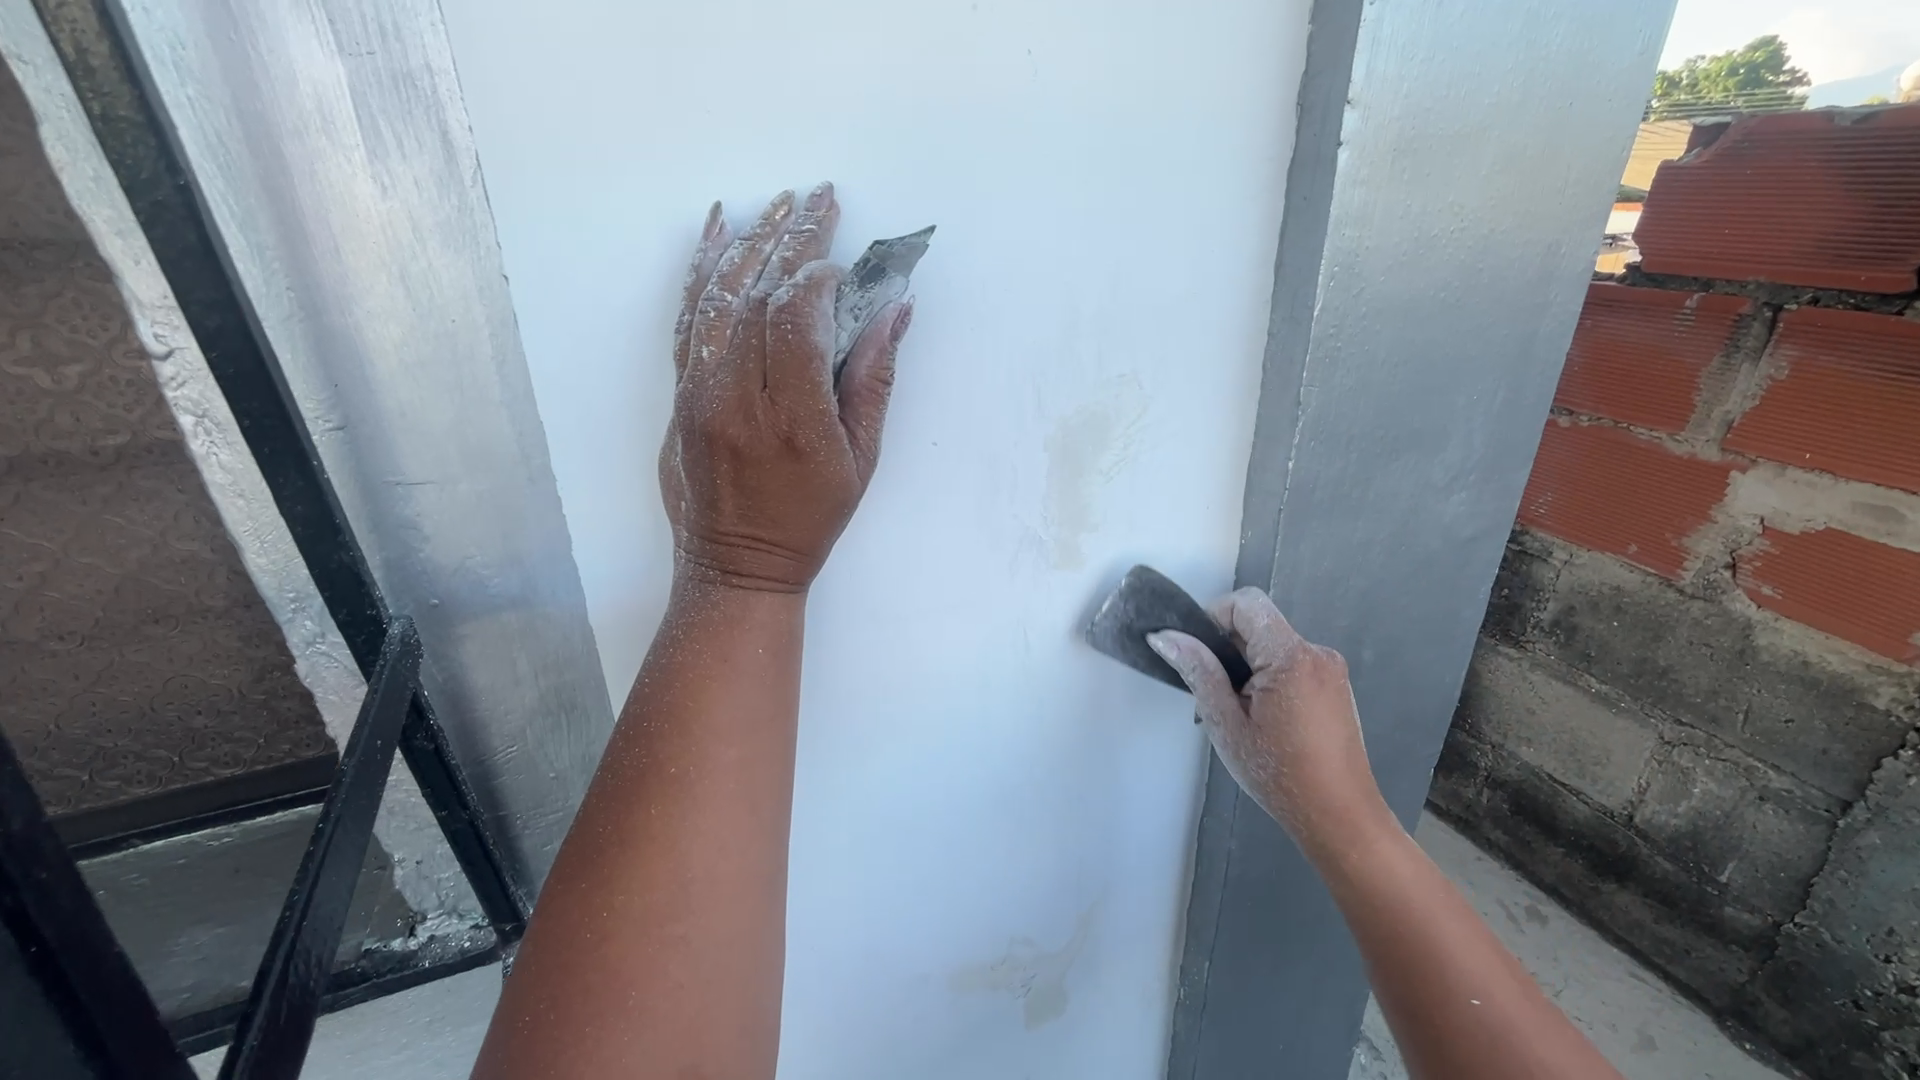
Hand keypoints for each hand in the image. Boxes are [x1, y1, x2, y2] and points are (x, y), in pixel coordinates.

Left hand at [658, 185, 912, 592]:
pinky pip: (687, 320)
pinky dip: (702, 272)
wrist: (737, 562)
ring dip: (748, 243)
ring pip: (717, 298)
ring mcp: (699, 394)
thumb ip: (873, 381)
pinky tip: (717, 234)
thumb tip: (894, 311)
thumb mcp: (861, 459)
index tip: (842, 262)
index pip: (796, 318)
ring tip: (776, 203)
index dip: (819, 276)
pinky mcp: (679, 395)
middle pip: (756, 295)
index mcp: (792, 418)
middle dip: (790, 239)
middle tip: (817, 198)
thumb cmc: (810, 518)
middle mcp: (737, 398)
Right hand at [1147, 589, 1394, 861]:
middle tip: (1213, 697)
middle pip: (1258, 625)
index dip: (1213, 617)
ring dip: (1246, 668)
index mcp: (1291, 656)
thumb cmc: (1278, 773)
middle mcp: (1316, 653)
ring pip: (1272, 647)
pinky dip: (1268, 680)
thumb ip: (1197, 671)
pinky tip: (1263, 722)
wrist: (1340, 817)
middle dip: (1228, 650)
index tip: (1197, 654)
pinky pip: (1290, 665)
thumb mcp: (1225, 723)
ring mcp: (1330, 670)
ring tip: (1237, 717)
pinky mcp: (1334, 687)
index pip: (1245, 603)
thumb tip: (1165, 636)